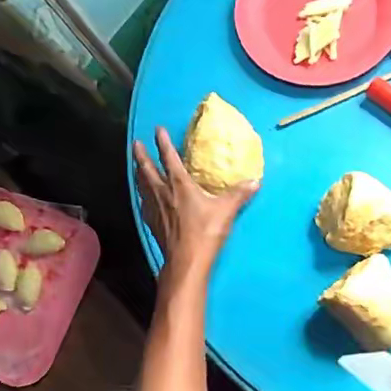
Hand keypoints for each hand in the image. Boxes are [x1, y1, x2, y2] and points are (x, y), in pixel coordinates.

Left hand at [134, 126, 256, 274]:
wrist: (186, 261)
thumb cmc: (205, 232)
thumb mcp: (226, 210)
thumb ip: (239, 194)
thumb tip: (255, 181)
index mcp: (179, 184)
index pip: (169, 157)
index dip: (163, 142)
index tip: (157, 129)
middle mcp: (162, 192)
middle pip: (147, 169)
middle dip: (141, 155)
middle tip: (135, 143)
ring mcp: (154, 208)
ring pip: (142, 185)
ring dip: (138, 173)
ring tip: (136, 166)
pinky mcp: (151, 222)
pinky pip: (144, 203)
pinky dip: (142, 195)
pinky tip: (143, 198)